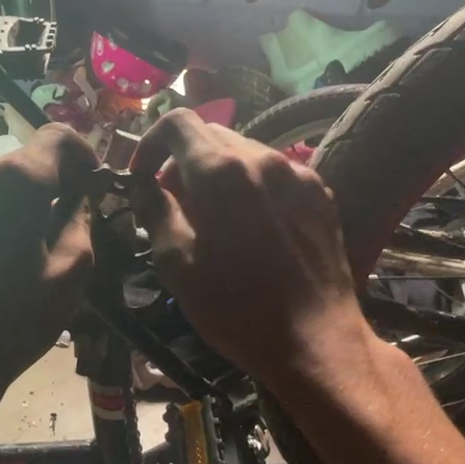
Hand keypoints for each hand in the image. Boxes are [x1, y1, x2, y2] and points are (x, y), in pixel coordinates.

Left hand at [0, 124, 97, 390]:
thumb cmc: (17, 318)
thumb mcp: (72, 270)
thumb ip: (81, 219)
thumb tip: (80, 195)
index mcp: (16, 179)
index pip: (57, 137)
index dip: (83, 154)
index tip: (92, 183)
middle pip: (24, 163)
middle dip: (50, 184)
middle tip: (66, 224)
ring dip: (17, 203)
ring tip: (27, 248)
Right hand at [130, 110, 371, 385]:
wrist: (316, 341)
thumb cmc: (236, 308)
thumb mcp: (176, 265)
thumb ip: (155, 211)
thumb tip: (144, 185)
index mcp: (220, 172)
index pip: (178, 122)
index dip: (150, 143)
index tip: (142, 178)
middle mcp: (262, 158)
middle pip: (211, 135)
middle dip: (182, 161)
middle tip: (174, 205)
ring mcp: (298, 174)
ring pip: (245, 152)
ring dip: (218, 173)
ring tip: (214, 219)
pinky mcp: (322, 194)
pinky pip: (275, 173)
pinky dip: (252, 186)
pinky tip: (252, 228)